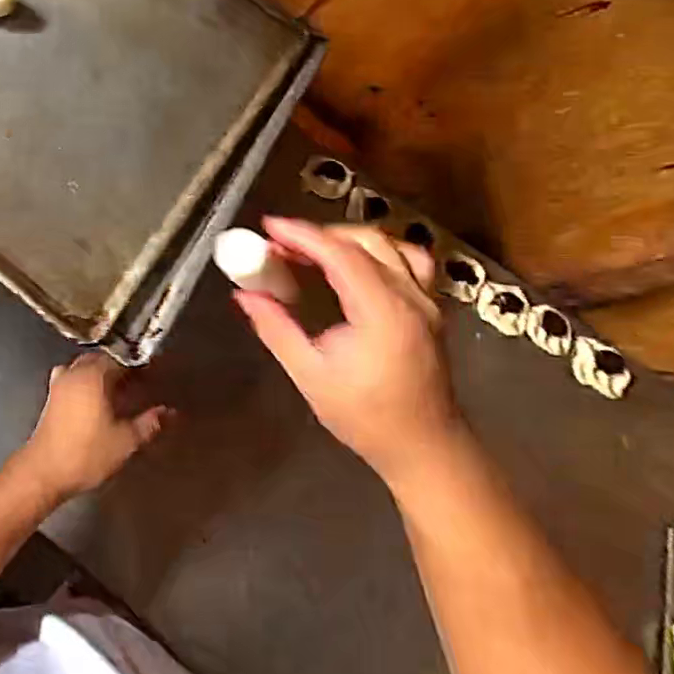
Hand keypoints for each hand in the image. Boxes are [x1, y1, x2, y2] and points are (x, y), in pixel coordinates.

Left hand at [11, 353, 171, 500]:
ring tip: (118, 390)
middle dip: (119, 367)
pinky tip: (94, 399)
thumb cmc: (87, 454)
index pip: (120, 359)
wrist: (44, 472)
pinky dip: (84, 382)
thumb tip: (169, 412)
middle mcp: (74, 373)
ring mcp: (59, 384)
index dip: (138, 365)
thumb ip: (149, 423)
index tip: (152, 374)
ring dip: (100, 373)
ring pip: (84, 368)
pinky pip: (72, 378)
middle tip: (138, 382)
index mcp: (93, 376)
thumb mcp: (125, 440)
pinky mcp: (51, 397)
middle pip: (100, 359)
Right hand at [232, 217, 464, 482]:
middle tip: (280, 245)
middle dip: (319, 235)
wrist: (424, 446)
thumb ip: (276, 329)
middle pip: (365, 242)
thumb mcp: (310, 374)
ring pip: (389, 245)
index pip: (341, 256)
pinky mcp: (430, 307)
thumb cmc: (365, 416)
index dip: (303, 236)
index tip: (269, 227)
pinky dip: (375, 252)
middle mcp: (410, 297)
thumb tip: (244, 296)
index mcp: (383, 313)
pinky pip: (407, 260)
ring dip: (347, 239)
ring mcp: (426, 300)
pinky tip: (353, 265)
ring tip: (313, 251)